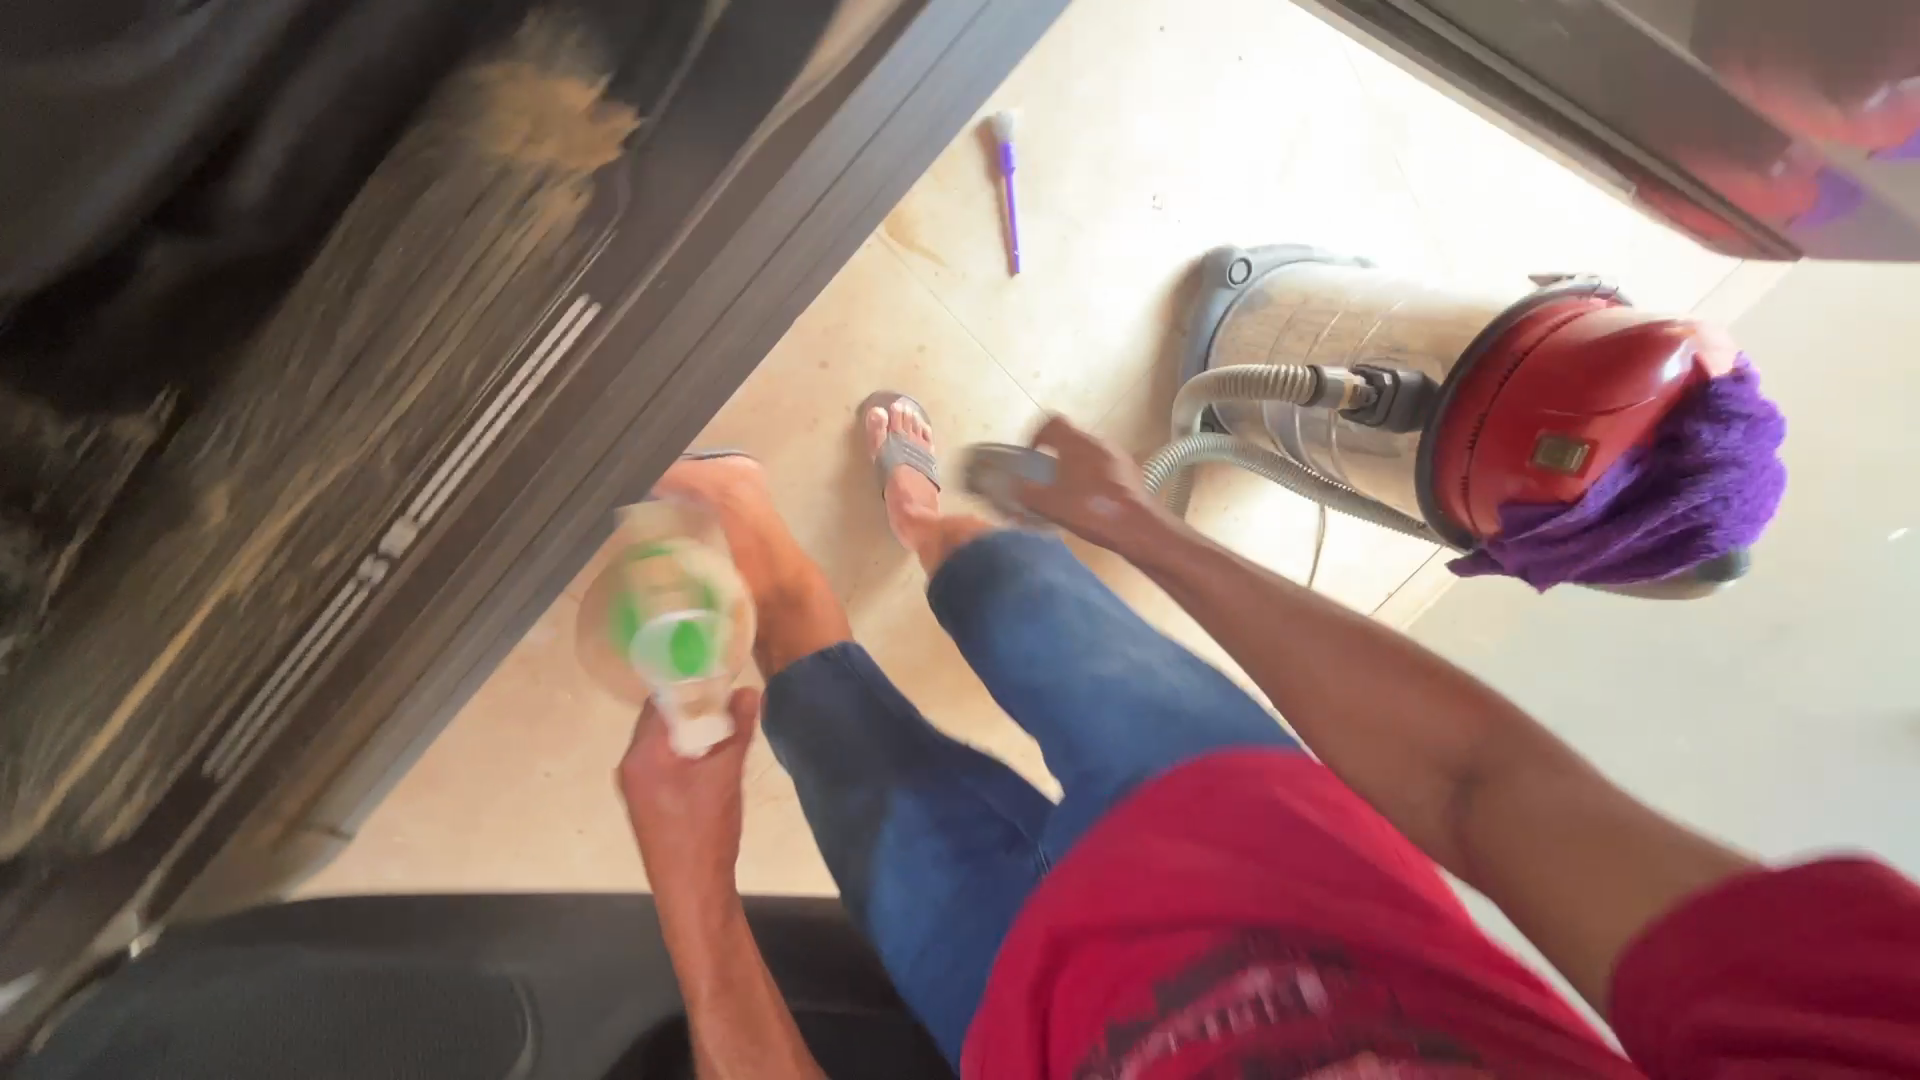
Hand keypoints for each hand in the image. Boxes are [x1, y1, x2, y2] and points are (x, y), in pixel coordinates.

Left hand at [617, 688, 760, 909]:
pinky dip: (688, 749)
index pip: (659, 703)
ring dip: (692, 729)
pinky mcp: (649, 802)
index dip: (688, 684)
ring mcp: (638, 787)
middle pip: (660, 721)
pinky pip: (666, 761)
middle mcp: (631, 767)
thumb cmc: (705, 830)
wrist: (693, 891)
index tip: (716, 672)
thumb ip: (738, 729)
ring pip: (665, 742)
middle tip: (727, 691)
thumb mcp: (726, 774)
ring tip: (726, 716)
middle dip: (693, 705)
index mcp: (641, 756)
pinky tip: (715, 749)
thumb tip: (749, 691)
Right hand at [1015, 414, 1175, 556]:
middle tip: (1045, 478)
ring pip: (1088, 453)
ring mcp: (1118, 455)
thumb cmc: (1092, 510)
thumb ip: (1027, 493)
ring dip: (1074, 467)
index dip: (1036, 435)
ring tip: (1066, 492)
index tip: (1030, 455)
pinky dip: (1091, 477)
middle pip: (1070, 438)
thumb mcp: (1050, 505)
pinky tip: (1090, 501)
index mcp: (1077, 442)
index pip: (1052, 422)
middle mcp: (1099, 441)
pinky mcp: (1131, 472)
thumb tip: (1014, 487)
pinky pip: (1103, 466)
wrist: (1138, 527)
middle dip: (1054, 455)